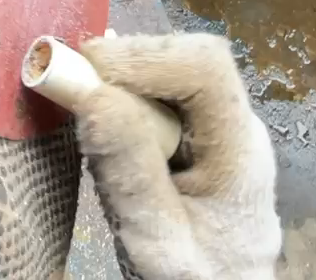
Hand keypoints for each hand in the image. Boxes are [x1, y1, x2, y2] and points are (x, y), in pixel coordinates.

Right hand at [74, 34, 280, 279]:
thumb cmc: (194, 278)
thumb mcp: (157, 245)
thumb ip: (130, 176)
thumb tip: (92, 95)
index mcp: (240, 150)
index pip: (207, 68)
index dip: (145, 57)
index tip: (89, 75)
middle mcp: (234, 121)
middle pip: (182, 57)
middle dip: (124, 64)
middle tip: (75, 86)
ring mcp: (215, 120)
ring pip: (166, 64)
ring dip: (118, 75)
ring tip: (84, 101)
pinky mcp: (192, 124)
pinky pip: (156, 84)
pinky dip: (119, 87)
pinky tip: (100, 109)